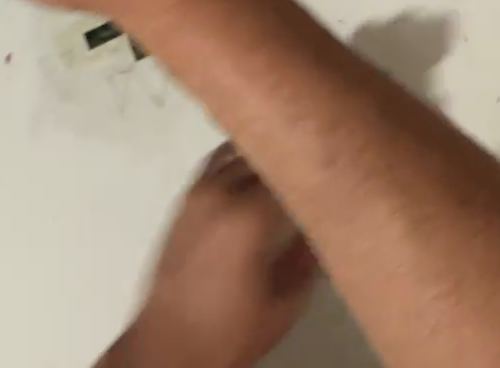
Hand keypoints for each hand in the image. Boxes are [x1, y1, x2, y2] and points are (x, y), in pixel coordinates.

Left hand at [108, 145, 318, 367]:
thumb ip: (308, 259)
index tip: (333, 179)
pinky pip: (218, 159)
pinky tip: (254, 166)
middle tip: (315, 173)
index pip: (295, 172)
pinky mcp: (187, 196)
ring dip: (267, 156)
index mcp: (251, 217)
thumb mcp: (284, 305)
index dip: (317, 172)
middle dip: (293, 161)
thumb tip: (323, 224)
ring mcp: (201, 190)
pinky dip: (239, 155)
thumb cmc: (230, 331)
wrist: (167, 346)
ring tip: (288, 167)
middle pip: (269, 155)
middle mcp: (224, 192)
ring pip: (243, 152)